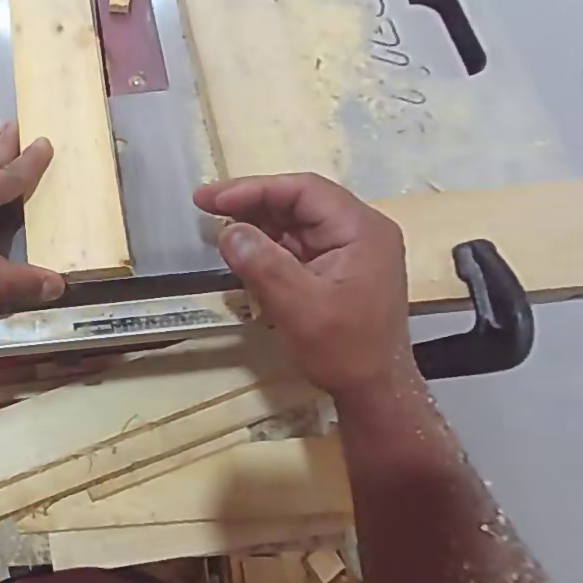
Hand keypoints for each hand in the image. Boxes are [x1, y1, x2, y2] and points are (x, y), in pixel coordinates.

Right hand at [193, 173, 414, 398]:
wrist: (377, 393)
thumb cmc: (344, 350)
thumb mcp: (299, 307)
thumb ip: (262, 264)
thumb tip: (228, 231)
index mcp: (361, 229)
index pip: (303, 191)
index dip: (254, 189)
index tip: (211, 199)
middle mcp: (360, 231)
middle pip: (300, 202)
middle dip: (252, 203)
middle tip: (206, 207)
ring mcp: (352, 250)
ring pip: (298, 223)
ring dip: (259, 224)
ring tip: (218, 227)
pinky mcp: (340, 269)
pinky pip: (300, 246)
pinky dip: (270, 247)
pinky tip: (244, 251)